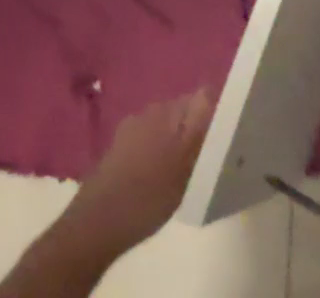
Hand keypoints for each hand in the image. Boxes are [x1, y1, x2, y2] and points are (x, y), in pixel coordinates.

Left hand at [0, 91, 213, 297]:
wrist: (93, 228)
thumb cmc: (147, 196)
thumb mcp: (186, 164)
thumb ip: (201, 126)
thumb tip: (213, 91)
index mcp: (168, 110)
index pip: (205, 97)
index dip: (218, 114)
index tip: (225, 138)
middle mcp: (150, 111)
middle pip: (187, 111)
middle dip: (199, 129)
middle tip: (208, 159)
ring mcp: (132, 129)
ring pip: (169, 127)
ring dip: (179, 143)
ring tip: (186, 171)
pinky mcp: (120, 148)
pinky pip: (152, 141)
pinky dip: (161, 153)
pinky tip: (161, 178)